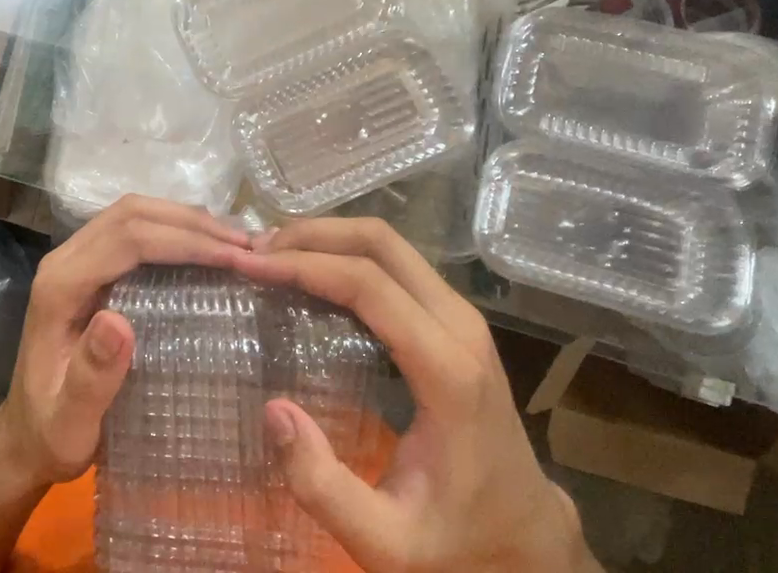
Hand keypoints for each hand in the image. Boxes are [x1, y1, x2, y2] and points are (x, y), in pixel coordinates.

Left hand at [0, 195, 252, 490]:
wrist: (25, 438)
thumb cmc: (52, 435)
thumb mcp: (71, 423)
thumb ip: (91, 377)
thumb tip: (119, 321)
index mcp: (59, 287)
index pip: (127, 239)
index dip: (183, 240)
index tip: (235, 257)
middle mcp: (63, 261)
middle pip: (130, 214)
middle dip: (191, 222)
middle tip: (246, 246)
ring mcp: (75, 260)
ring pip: (132, 215)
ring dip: (184, 222)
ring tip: (236, 244)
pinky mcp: (89, 269)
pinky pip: (133, 232)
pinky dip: (172, 232)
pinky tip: (206, 250)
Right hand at [235, 219, 598, 572]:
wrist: (528, 544)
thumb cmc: (457, 544)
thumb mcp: (384, 542)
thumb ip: (322, 486)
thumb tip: (272, 409)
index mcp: (448, 373)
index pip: (368, 286)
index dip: (303, 265)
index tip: (249, 267)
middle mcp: (460, 329)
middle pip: (381, 244)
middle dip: (311, 235)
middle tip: (254, 253)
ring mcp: (462, 320)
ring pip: (390, 246)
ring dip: (327, 241)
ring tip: (272, 258)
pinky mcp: (454, 324)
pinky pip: (396, 266)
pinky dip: (346, 256)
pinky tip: (309, 275)